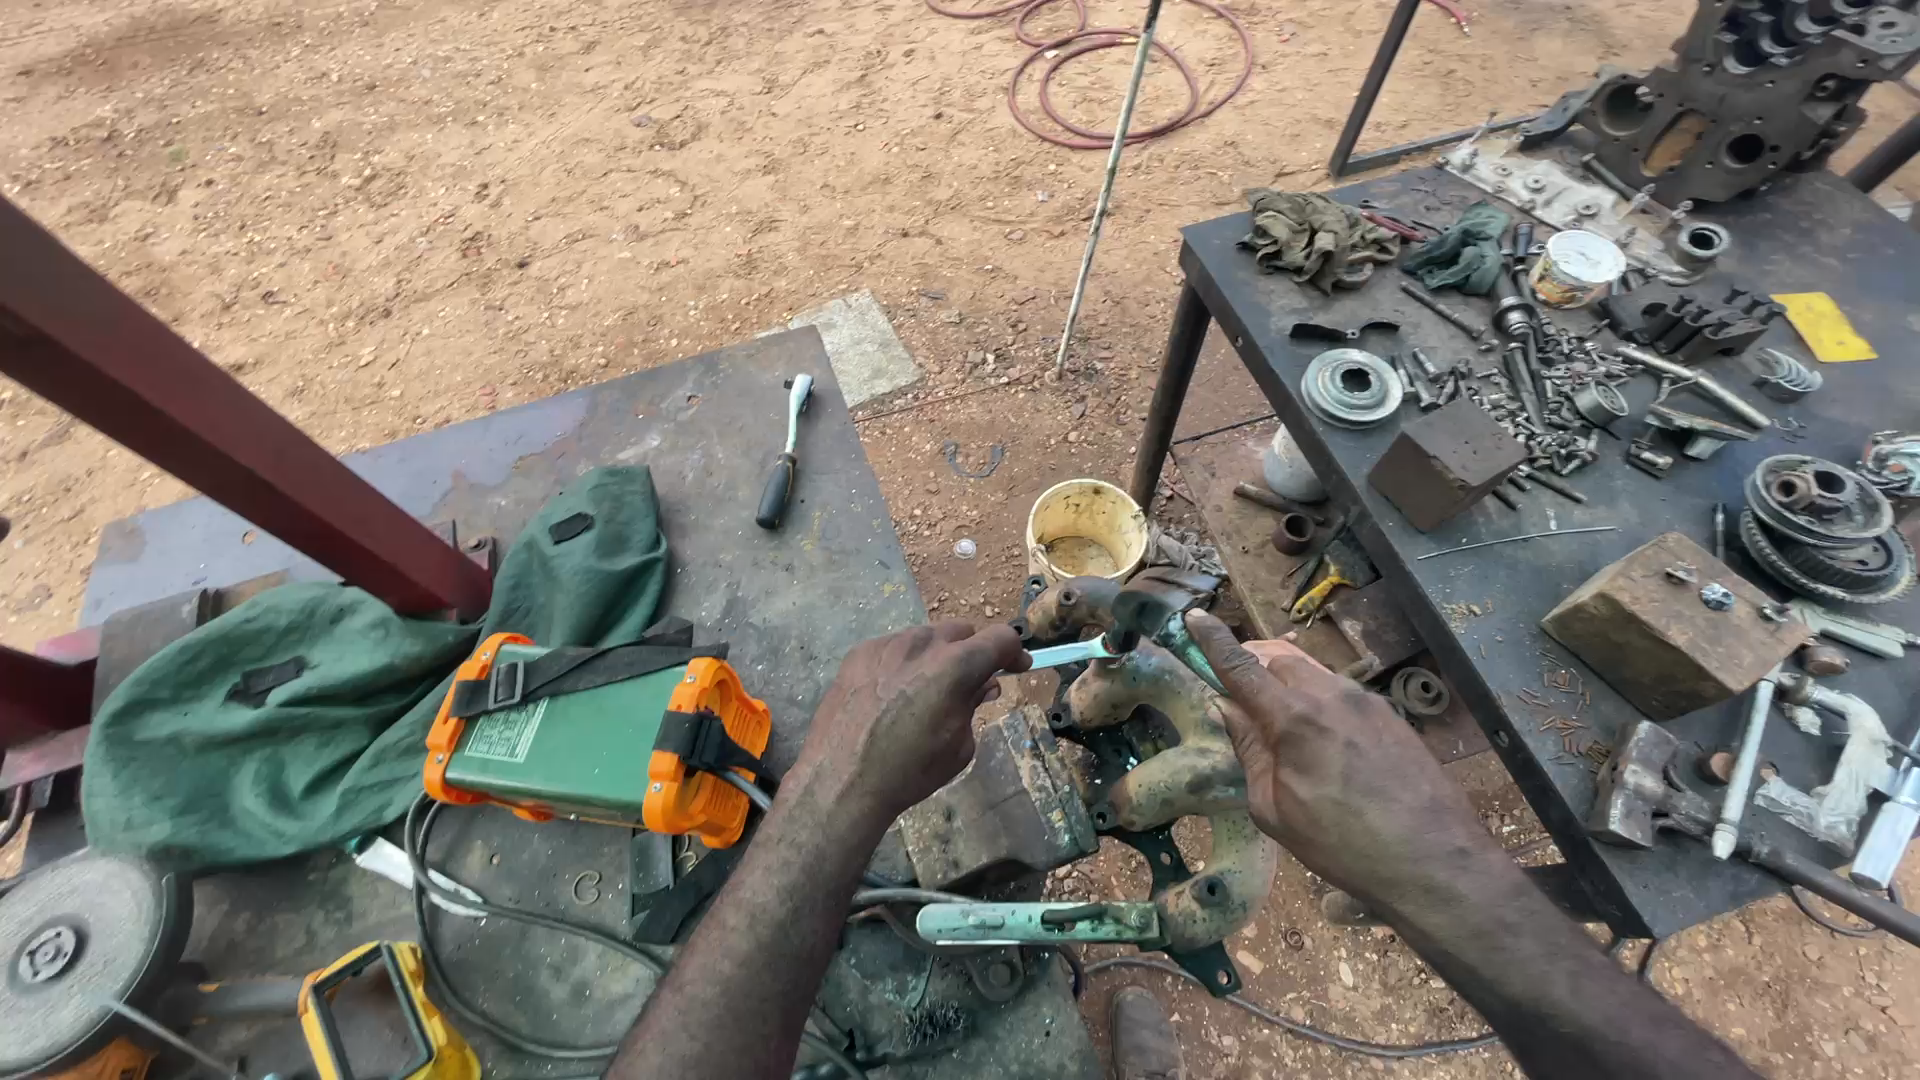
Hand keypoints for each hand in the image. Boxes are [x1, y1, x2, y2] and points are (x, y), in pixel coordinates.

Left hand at [786, 621, 1028, 831]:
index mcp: (956, 666)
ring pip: (926, 637)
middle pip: (962, 632)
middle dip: (973, 654)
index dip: (1015, 652)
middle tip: (970, 684)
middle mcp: (923, 644)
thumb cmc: (909, 771)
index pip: (1001, 638)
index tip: (1016, 667)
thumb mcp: (959, 746)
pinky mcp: (860, 652)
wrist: (842, 780)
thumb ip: (974, 705)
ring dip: (937, 656)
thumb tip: (983, 685)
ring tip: (928, 690)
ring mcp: (888, 644)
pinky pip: (894, 647)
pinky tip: (894, 692)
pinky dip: (904, 663)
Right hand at [1186, 610, 1505, 912]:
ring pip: (1308, 668)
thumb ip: (1248, 750)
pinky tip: (1318, 734)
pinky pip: (1337, 689)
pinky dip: (1313, 696)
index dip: (1212, 639)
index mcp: (1292, 718)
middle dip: (1249, 661)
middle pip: (1275, 656)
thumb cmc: (1343, 845)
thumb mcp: (1273, 808)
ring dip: (1281, 678)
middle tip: (1233, 687)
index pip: (1240, 665)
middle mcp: (1328, 694)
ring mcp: (1363, 700)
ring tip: (1275, 711)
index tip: (1192, 615)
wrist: (1438, 863)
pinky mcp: (1388, 713)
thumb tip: (1227, 709)